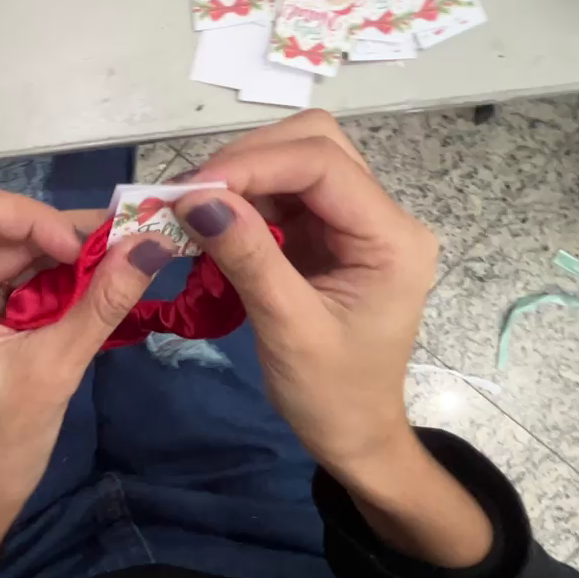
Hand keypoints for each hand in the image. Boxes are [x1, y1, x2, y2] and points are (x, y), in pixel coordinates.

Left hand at [0, 183, 169, 577]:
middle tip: (123, 249)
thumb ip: (100, 305)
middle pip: (0, 228)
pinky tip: (98, 287)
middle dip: (61, 233)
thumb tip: (152, 246)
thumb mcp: (52, 371)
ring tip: (120, 266)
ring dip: (67, 255)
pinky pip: (23, 280)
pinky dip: (61, 278)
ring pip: (16, 251)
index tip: (79, 251)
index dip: (31, 216)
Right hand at [173, 111, 437, 479]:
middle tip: (187, 195)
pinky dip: (238, 201)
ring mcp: (350, 223)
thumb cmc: (330, 392)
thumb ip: (247, 257)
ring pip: (292, 163)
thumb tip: (194, 199)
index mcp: (390, 238)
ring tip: (189, 208)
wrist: (351, 432)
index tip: (188, 191)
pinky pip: (278, 196)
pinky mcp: (322, 236)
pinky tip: (208, 223)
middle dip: (246, 160)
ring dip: (237, 178)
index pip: (322, 165)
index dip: (252, 165)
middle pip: (313, 145)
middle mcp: (378, 216)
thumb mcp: (287, 327)